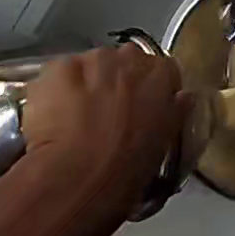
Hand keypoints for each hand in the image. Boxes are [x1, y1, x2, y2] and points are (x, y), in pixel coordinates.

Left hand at [19, 45, 186, 234]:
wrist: (78, 178)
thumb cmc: (126, 172)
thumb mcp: (164, 144)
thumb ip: (173, 112)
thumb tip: (181, 99)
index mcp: (161, 75)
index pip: (162, 70)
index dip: (148, 90)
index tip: (139, 108)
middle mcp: (128, 57)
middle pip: (122, 63)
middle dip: (114, 83)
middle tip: (105, 115)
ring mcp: (90, 59)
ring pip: (88, 66)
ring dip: (84, 85)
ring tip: (75, 120)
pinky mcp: (57, 65)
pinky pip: (57, 74)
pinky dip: (55, 91)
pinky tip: (53, 118)